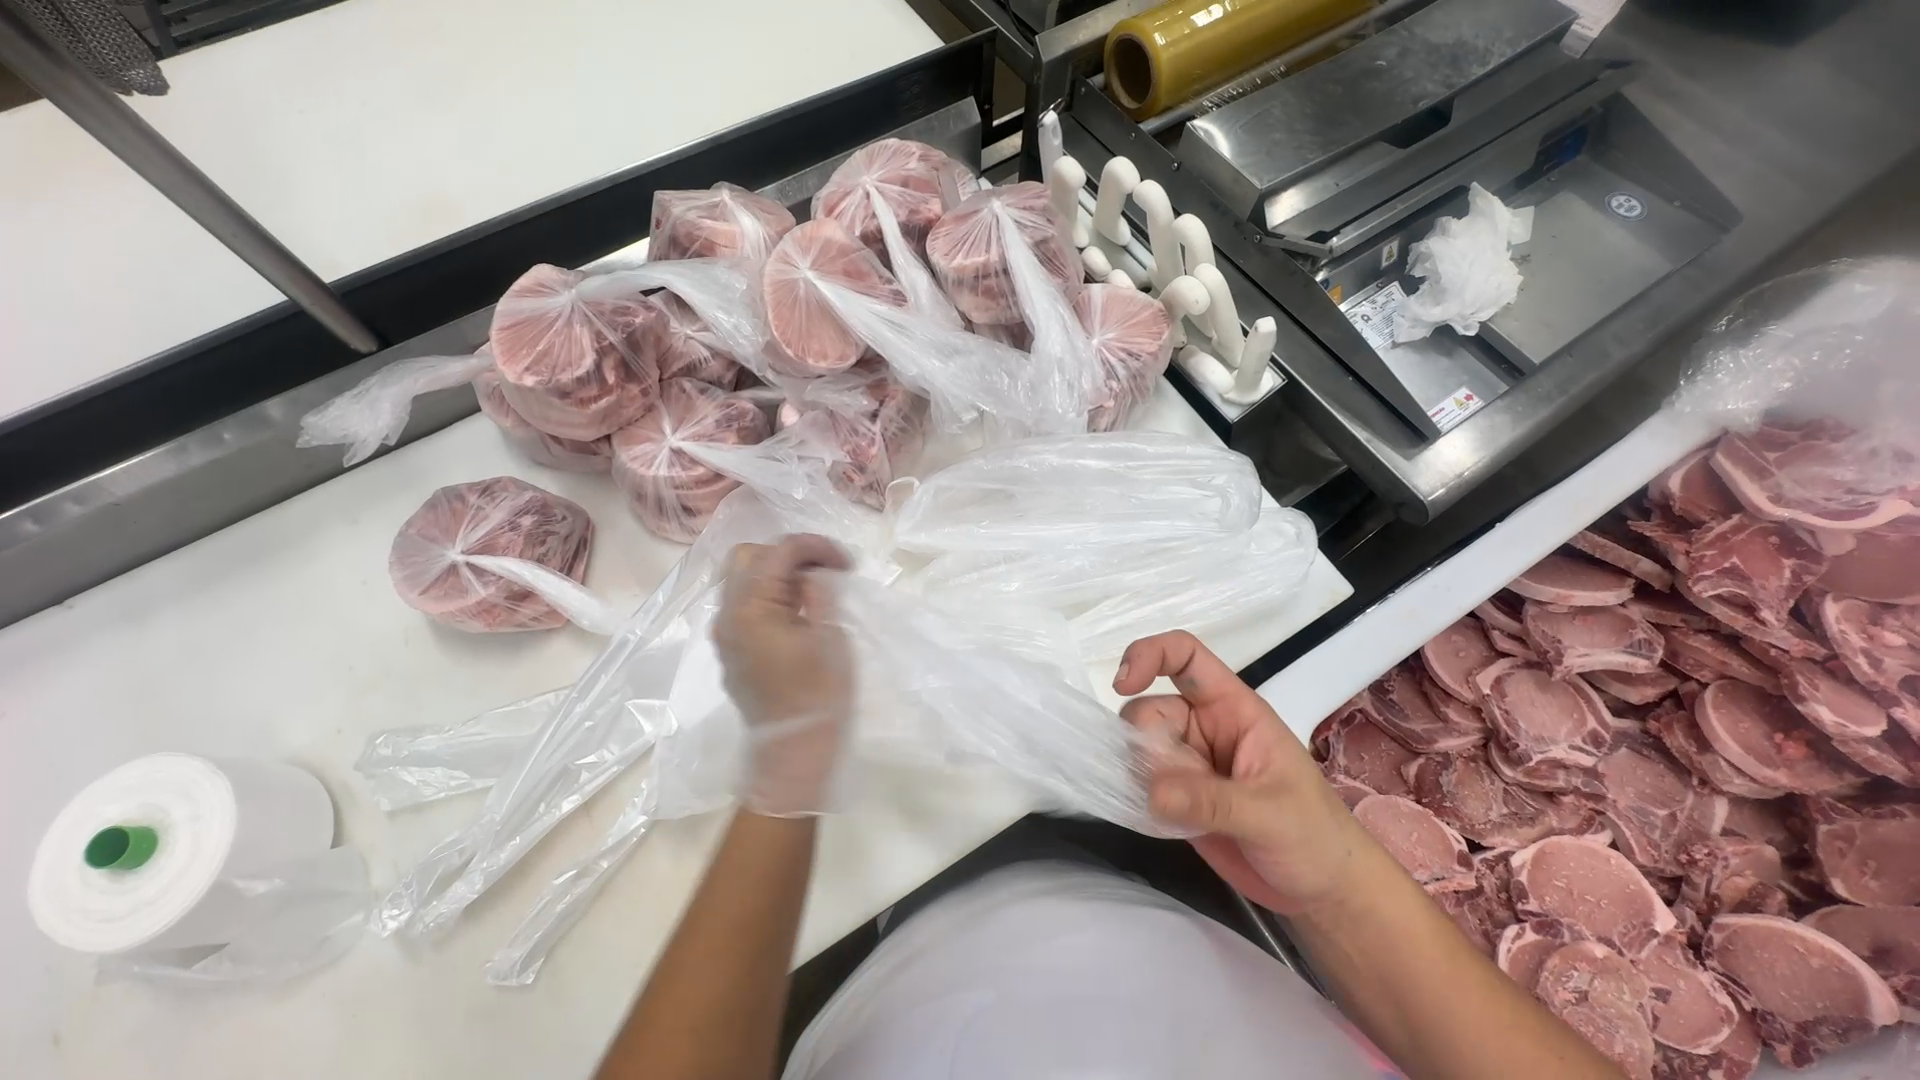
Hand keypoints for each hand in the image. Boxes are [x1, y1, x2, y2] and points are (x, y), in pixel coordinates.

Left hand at [713, 534, 853, 815]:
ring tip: (811, 592)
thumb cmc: (817, 695)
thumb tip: (812, 573)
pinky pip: (741, 604)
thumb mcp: (830, 637)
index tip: (846, 563)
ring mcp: (724, 633)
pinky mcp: (730, 649)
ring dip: (775, 573)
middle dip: (788, 554)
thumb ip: (819, 594)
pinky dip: (766, 595)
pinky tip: (795, 612)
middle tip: (825, 572)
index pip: (779, 551)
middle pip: (749, 556)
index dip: (816, 547)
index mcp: (751, 608)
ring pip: (740, 578)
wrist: (792, 753)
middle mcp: (727, 615)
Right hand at [1116, 631, 1368, 915]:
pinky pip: (1138, 783)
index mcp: (1234, 710)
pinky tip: (1155, 821)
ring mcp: (1187, 764)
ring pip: (1138, 749)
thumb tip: (1153, 791)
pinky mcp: (1175, 798)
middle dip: (1145, 744)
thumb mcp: (1270, 815)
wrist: (1324, 892)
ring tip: (1172, 814)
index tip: (1122, 685)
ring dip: (1138, 775)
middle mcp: (1204, 729)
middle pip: (1149, 711)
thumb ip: (1212, 802)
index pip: (1184, 657)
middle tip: (1168, 788)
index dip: (1149, 656)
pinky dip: (1134, 797)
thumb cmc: (1315, 837)